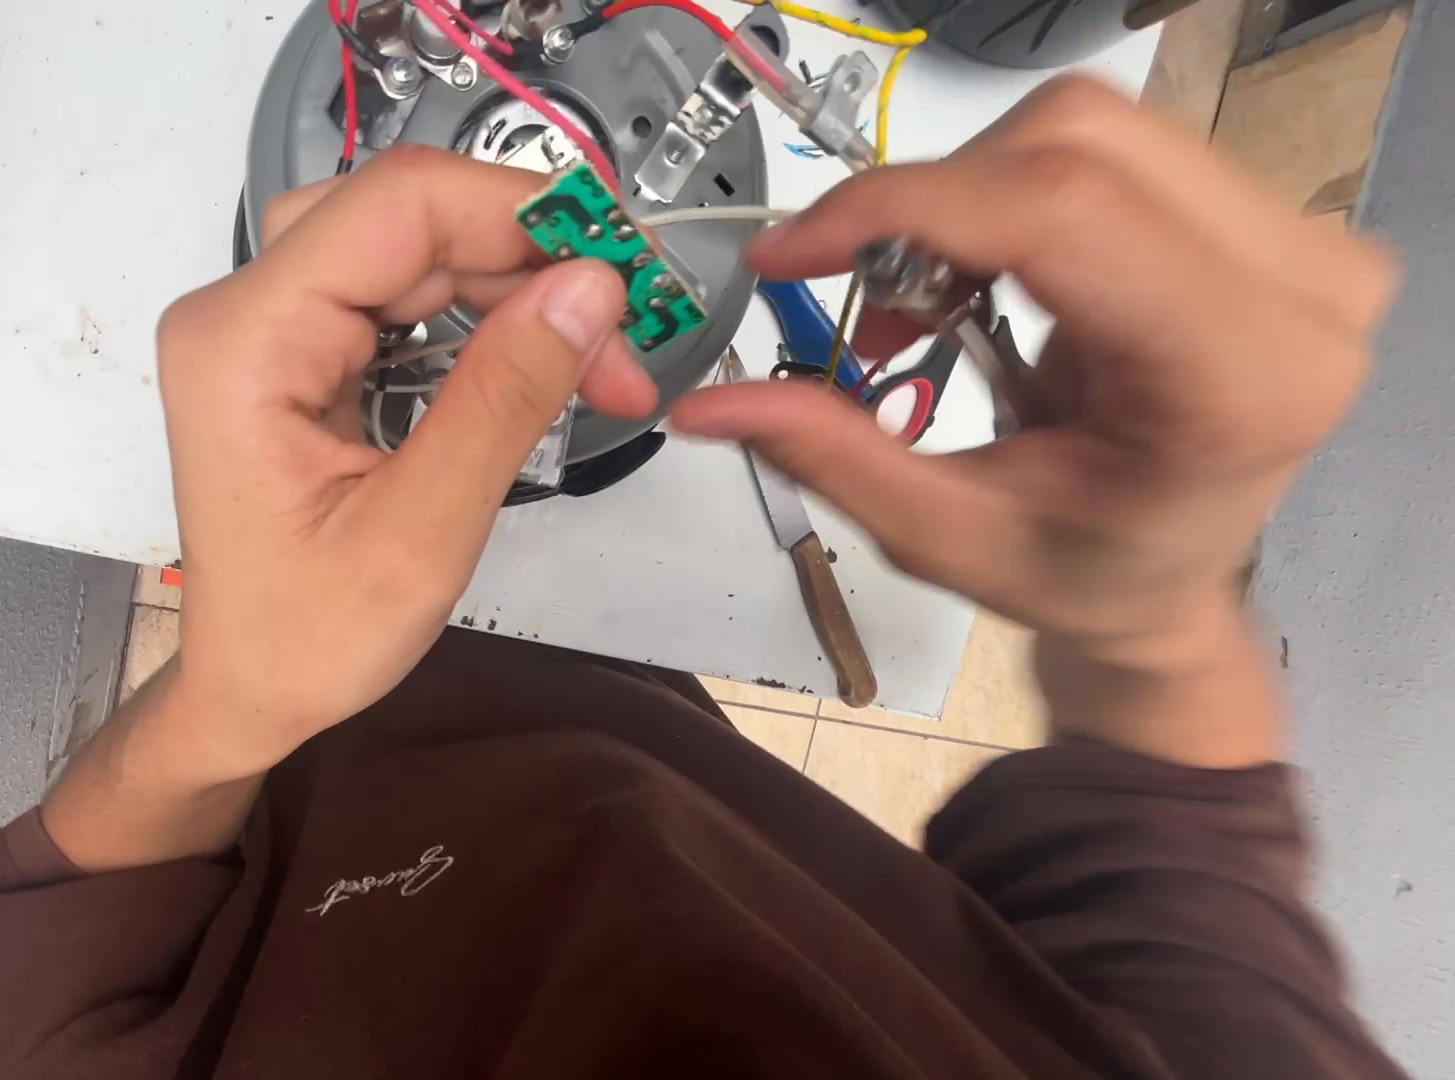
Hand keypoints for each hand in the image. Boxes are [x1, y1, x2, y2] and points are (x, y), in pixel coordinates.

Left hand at [153, 146, 654, 776]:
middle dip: (531, 266)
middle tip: (624, 337)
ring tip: (597, 363)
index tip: (624, 264)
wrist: (251, 688)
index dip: (522, 212)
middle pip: (409, 223)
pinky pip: (402, 304)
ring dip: (515, 296)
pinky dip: (480, 326)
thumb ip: (504, 399)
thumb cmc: (312, 638)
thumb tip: (592, 287)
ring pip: (414, 259)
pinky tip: (532, 362)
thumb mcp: (422, 531)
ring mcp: (269, 331)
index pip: (399, 206)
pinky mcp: (300, 358)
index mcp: (246, 341)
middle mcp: (244, 312)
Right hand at [669, 77, 1394, 762]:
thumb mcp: (929, 532)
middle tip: (860, 308)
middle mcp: (1296, 279)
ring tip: (912, 311)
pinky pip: (1092, 157)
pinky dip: (986, 210)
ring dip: (950, 209)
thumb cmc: (1063, 576)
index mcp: (1235, 375)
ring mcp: (1287, 236)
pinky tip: (964, 288)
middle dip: (917, 211)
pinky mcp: (1245, 220)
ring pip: (1079, 133)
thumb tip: (701, 403)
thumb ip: (822, 453)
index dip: (897, 208)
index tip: (783, 254)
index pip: (1061, 212)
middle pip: (1072, 143)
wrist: (1160, 579)